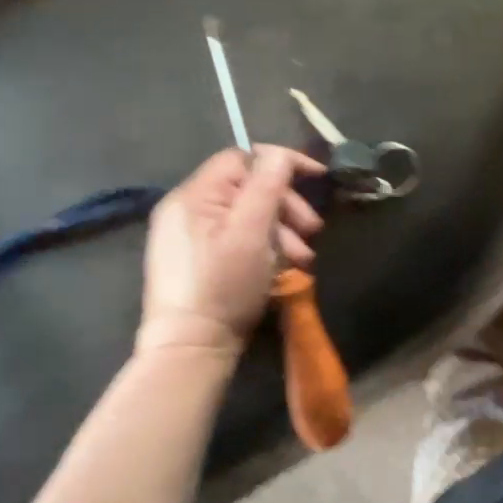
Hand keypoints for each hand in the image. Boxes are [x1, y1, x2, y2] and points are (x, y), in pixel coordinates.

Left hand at [136, 145, 327, 355]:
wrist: (191, 349)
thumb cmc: (223, 284)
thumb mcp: (252, 231)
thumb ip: (267, 185)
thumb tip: (279, 153)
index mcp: (194, 196)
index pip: (242, 157)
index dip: (281, 162)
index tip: (316, 178)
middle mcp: (186, 209)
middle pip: (248, 186)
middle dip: (286, 204)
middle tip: (312, 229)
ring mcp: (188, 236)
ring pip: (246, 213)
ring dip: (281, 228)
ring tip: (302, 255)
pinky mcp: (196, 258)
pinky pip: (237, 234)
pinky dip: (264, 243)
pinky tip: (282, 264)